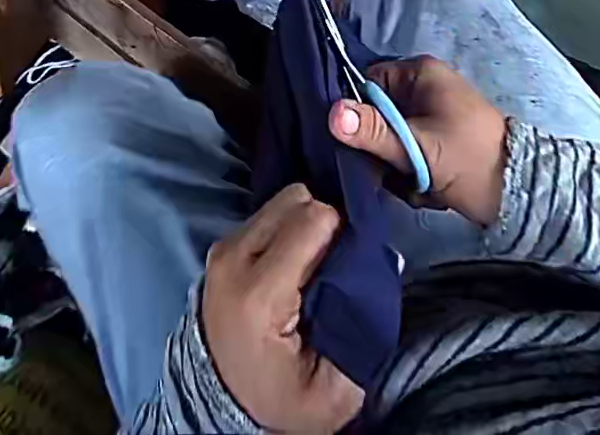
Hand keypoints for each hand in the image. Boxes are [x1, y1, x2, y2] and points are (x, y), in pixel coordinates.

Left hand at [201, 185, 363, 432]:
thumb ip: (360, 328)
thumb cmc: (280, 394)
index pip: (313, 219)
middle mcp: (235, 258)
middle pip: (297, 199)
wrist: (220, 401)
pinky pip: (268, 210)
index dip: (341, 231)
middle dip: (323, 219)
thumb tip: (380, 260)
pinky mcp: (223, 241)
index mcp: (259, 294)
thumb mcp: (331, 391)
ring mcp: (225, 246)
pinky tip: (293, 257)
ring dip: (304, 219)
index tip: (347, 263)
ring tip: (312, 258)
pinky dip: (287, 224)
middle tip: (331, 259)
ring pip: (282, 198)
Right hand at [329, 58, 507, 226]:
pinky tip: (425, 189)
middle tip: (393, 172)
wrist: (519, 195)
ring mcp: (431, 114)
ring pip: (390, 139)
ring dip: (397, 166)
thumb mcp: (417, 147)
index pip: (366, 83)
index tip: (358, 145)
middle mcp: (424, 87)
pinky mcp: (437, 140)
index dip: (358, 113)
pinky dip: (412, 173)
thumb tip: (331, 113)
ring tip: (414, 183)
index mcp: (420, 72)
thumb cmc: (469, 159)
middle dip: (382, 149)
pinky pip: (407, 152)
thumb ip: (373, 131)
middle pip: (376, 114)